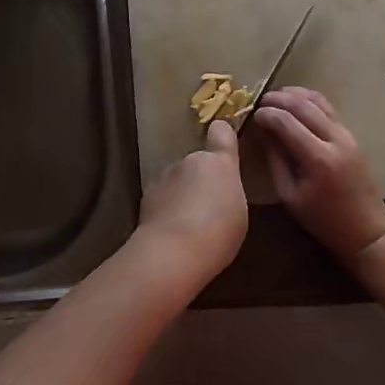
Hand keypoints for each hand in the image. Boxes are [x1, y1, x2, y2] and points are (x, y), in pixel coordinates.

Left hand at [135, 119, 248, 281]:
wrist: (173, 253)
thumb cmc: (217, 233)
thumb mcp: (238, 212)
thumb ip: (228, 191)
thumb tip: (217, 190)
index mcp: (219, 162)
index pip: (221, 132)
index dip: (222, 137)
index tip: (224, 146)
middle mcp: (190, 160)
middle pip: (198, 163)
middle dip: (200, 178)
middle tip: (207, 208)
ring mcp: (165, 175)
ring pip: (177, 178)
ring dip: (181, 192)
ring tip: (186, 223)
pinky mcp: (146, 194)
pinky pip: (161, 195)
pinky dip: (165, 206)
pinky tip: (169, 230)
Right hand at [253, 87, 384, 262]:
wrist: (367, 228)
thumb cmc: (324, 220)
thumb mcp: (290, 197)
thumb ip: (275, 160)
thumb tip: (262, 131)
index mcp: (318, 159)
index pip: (286, 122)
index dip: (267, 114)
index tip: (252, 115)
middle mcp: (335, 139)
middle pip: (303, 105)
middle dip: (278, 99)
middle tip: (260, 101)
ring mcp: (346, 134)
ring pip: (318, 101)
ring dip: (294, 94)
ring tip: (275, 96)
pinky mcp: (351, 134)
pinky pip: (328, 108)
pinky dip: (309, 100)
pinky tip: (295, 102)